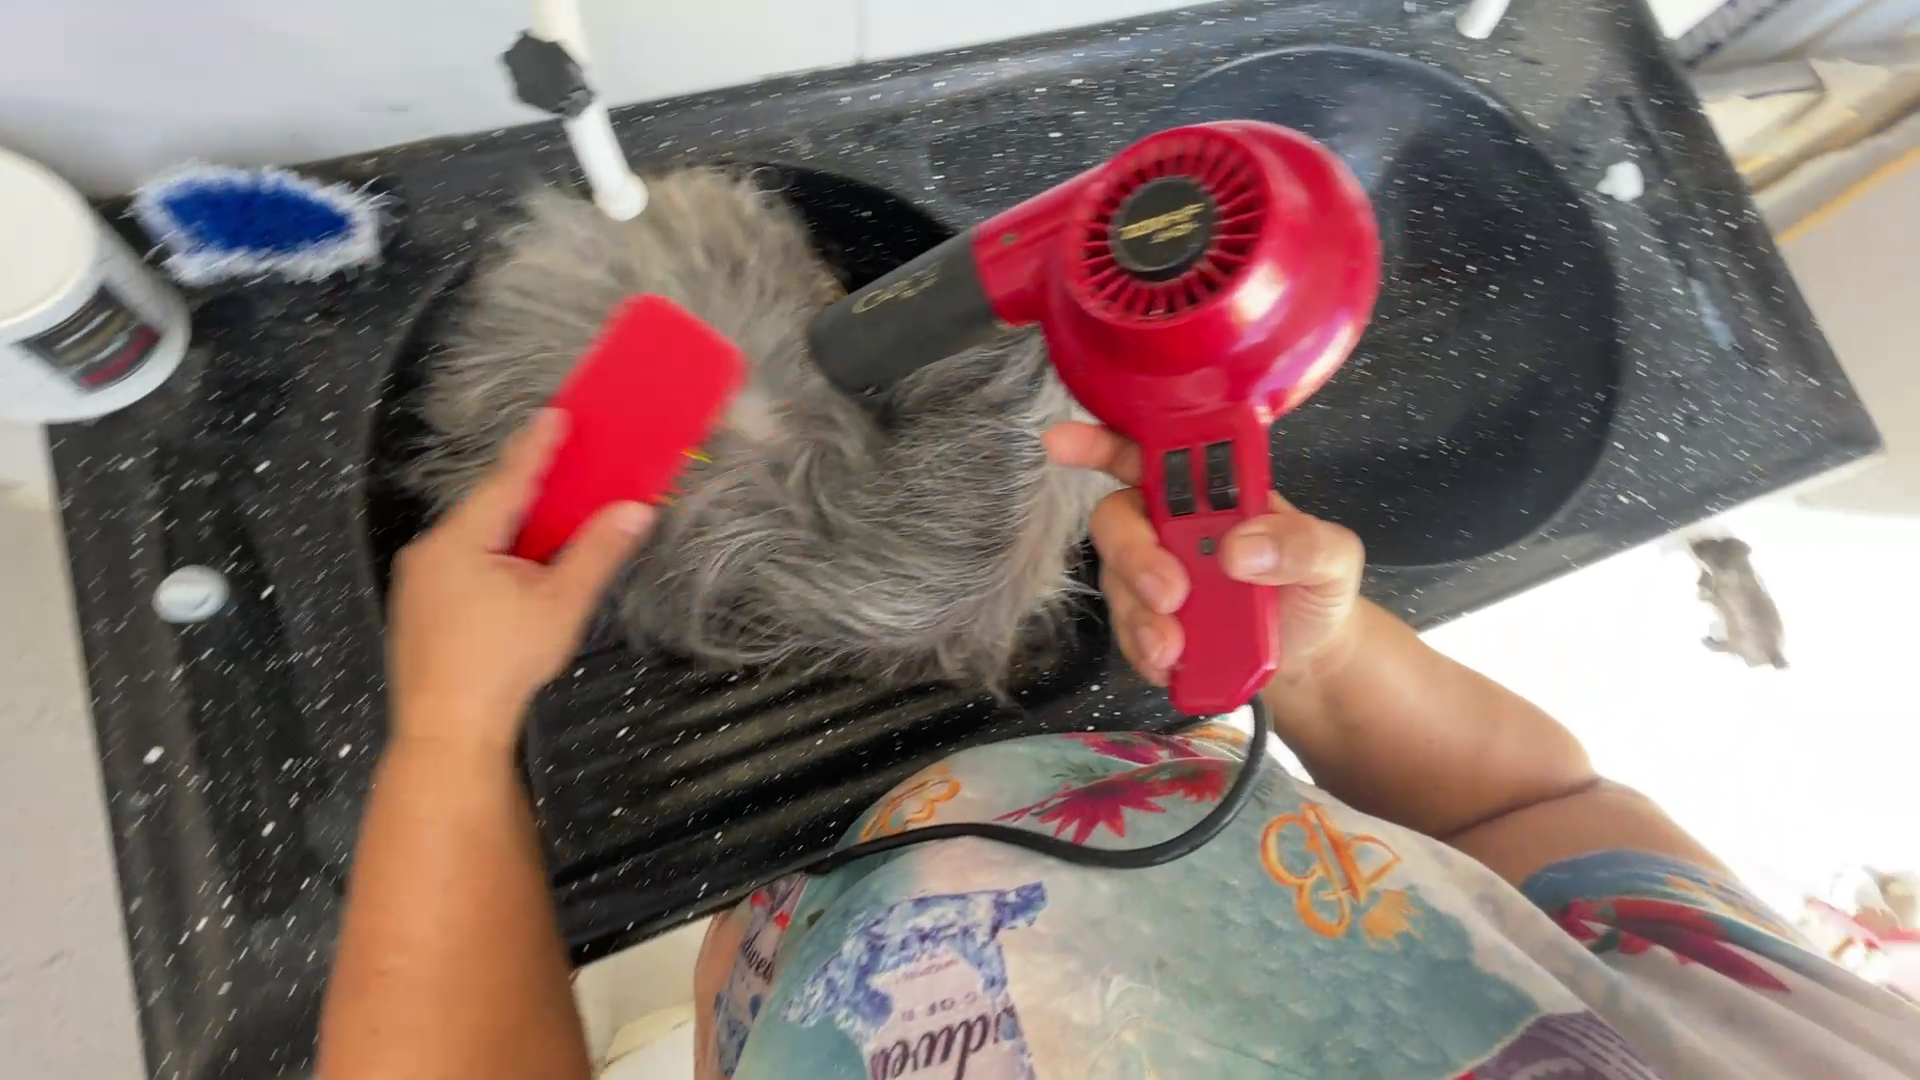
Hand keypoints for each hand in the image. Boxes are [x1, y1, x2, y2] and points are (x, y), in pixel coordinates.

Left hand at [386, 410, 652, 748]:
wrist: (448, 728)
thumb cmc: (505, 660)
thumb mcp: (562, 603)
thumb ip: (597, 552)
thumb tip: (635, 510)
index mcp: (461, 541)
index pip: (508, 480)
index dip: (537, 446)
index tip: (555, 413)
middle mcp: (432, 551)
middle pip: (491, 507)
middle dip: (530, 486)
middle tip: (567, 465)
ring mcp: (421, 580)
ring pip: (479, 537)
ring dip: (518, 523)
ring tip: (555, 516)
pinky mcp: (423, 606)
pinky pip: (467, 560)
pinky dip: (501, 550)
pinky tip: (523, 566)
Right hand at [1043, 421, 1364, 687]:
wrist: (1310, 656)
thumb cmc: (1313, 587)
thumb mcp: (1332, 558)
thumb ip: (1299, 544)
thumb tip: (1239, 550)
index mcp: (1205, 492)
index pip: (1145, 454)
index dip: (1100, 443)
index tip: (1060, 442)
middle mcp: (1166, 527)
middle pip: (1117, 522)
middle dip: (1133, 555)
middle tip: (1169, 594)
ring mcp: (1149, 577)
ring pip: (1115, 583)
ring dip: (1139, 617)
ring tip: (1176, 650)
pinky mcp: (1146, 626)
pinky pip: (1125, 634)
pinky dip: (1144, 653)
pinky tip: (1174, 667)